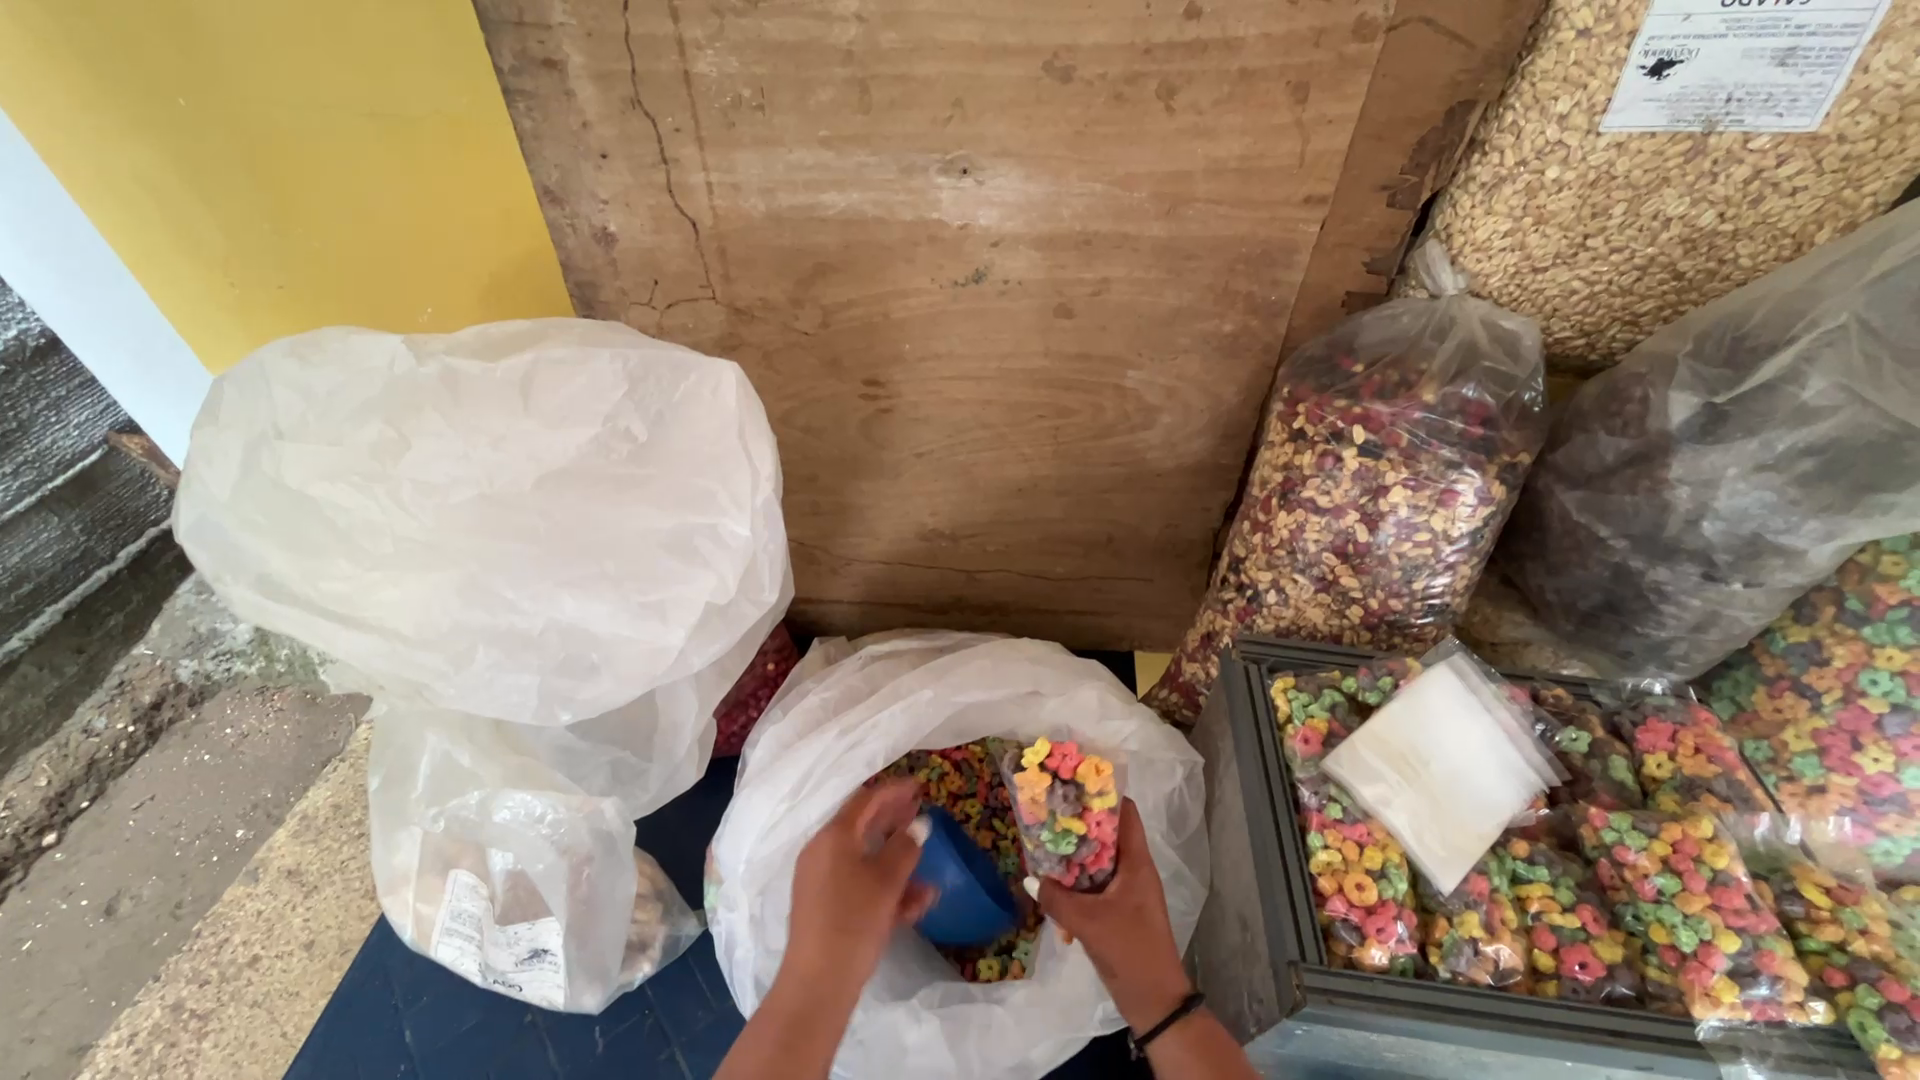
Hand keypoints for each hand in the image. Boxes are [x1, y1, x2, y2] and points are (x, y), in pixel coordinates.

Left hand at [781, 780, 937, 997]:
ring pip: (865, 862)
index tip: (919, 786)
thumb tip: (919, 824)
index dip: (894, 791)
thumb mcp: (887, 881)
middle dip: (895, 823)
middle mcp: (822, 851)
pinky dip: (884, 890)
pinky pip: (859, 886)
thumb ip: (906, 847)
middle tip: (921, 816)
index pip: (866, 800)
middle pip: (863, 827)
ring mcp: (820, 880)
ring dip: (897, 866)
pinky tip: (914, 906)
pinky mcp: (824, 906)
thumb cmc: (854, 921)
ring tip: (927, 879)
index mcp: (833, 836)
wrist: (818, 982)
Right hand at [1039, 798, 1192, 1031]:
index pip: (1125, 813)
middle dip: (1079, 824)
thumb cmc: (1130, 950)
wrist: (1155, 1001)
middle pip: (1107, 834)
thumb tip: (1030, 878)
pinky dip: (1075, 883)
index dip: (1102, 795)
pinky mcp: (1118, 911)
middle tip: (1047, 812)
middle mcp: (1134, 870)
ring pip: (1098, 861)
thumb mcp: (1088, 922)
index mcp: (1137, 863)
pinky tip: (1051, 887)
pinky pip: (1094, 886)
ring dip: (1074, 856)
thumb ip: (1056, 898)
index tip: (1072, 785)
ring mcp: (1127, 892)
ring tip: (1042, 844)